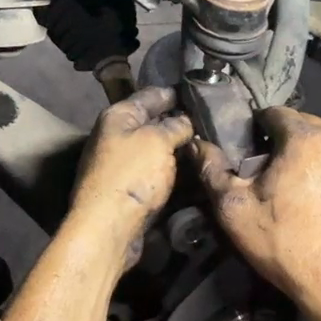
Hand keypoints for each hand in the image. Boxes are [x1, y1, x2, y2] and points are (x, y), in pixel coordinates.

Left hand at [69, 87, 193, 254]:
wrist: (108, 227)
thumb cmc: (131, 175)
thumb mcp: (158, 141)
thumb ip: (174, 126)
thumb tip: (185, 119)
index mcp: (118, 115)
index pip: (151, 95)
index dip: (175, 93)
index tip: (200, 92)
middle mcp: (116, 135)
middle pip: (153, 123)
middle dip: (179, 123)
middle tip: (211, 122)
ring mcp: (121, 164)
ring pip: (156, 150)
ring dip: (178, 150)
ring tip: (208, 146)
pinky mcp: (129, 189)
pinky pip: (156, 173)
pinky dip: (173, 172)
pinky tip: (193, 172)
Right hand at [195, 106, 320, 320]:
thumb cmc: (289, 247)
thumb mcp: (236, 212)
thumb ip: (213, 171)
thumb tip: (197, 145)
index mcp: (306, 137)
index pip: (275, 114)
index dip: (259, 131)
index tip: (253, 155)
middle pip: (308, 124)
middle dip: (290, 141)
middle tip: (277, 174)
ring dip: (319, 151)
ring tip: (308, 184)